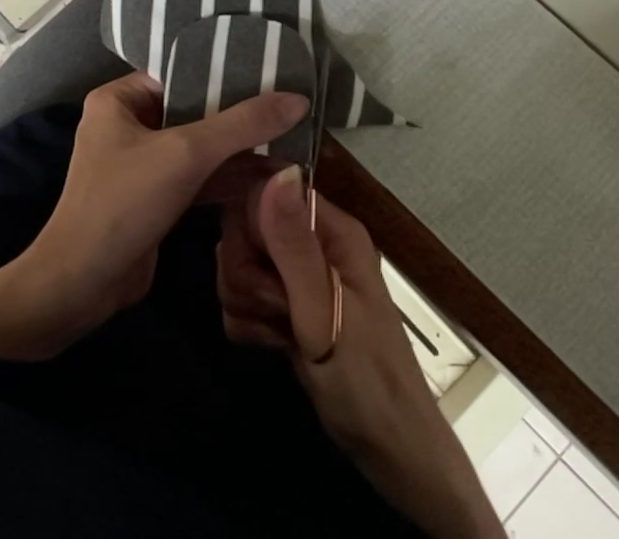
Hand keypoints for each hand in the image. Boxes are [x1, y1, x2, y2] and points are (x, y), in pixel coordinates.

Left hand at [0, 72, 308, 361]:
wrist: (85, 279)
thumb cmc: (125, 202)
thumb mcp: (186, 154)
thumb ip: (242, 125)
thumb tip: (298, 99)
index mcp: (116, 101)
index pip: (177, 75)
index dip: (224, 76)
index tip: (274, 76)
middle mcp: (124, 126)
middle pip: (191, 111)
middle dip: (238, 118)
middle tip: (293, 113)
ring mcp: (138, 164)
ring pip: (197, 148)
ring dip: (238, 151)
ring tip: (295, 143)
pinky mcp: (151, 198)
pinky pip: (195, 178)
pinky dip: (226, 178)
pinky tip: (271, 178)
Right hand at [219, 168, 437, 445]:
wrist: (385, 446)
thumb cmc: (366, 380)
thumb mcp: (325, 311)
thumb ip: (293, 245)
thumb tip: (277, 172)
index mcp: (332, 232)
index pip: (264, 191)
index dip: (250, 225)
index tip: (259, 264)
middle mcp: (311, 245)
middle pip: (241, 230)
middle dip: (244, 274)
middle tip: (278, 308)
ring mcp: (294, 276)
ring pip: (233, 266)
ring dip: (245, 304)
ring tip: (282, 332)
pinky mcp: (280, 305)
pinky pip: (236, 298)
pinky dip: (247, 324)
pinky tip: (273, 343)